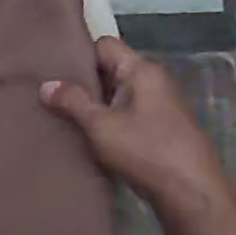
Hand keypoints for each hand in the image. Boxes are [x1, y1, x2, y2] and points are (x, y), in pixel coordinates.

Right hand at [39, 36, 234, 219]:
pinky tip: (89, 133)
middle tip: (51, 92)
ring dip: (94, 102)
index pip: (106, 44)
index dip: (79, 52)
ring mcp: (159, 104)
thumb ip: (72, 102)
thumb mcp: (100, 126)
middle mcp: (153, 80)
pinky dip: (107, 118)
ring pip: (118, 92)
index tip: (53, 67)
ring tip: (63, 113)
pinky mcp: (160, 126)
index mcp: (141, 71)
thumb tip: (45, 85)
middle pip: (111, 68)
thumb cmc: (144, 150)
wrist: (190, 190)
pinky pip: (126, 111)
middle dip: (83, 79)